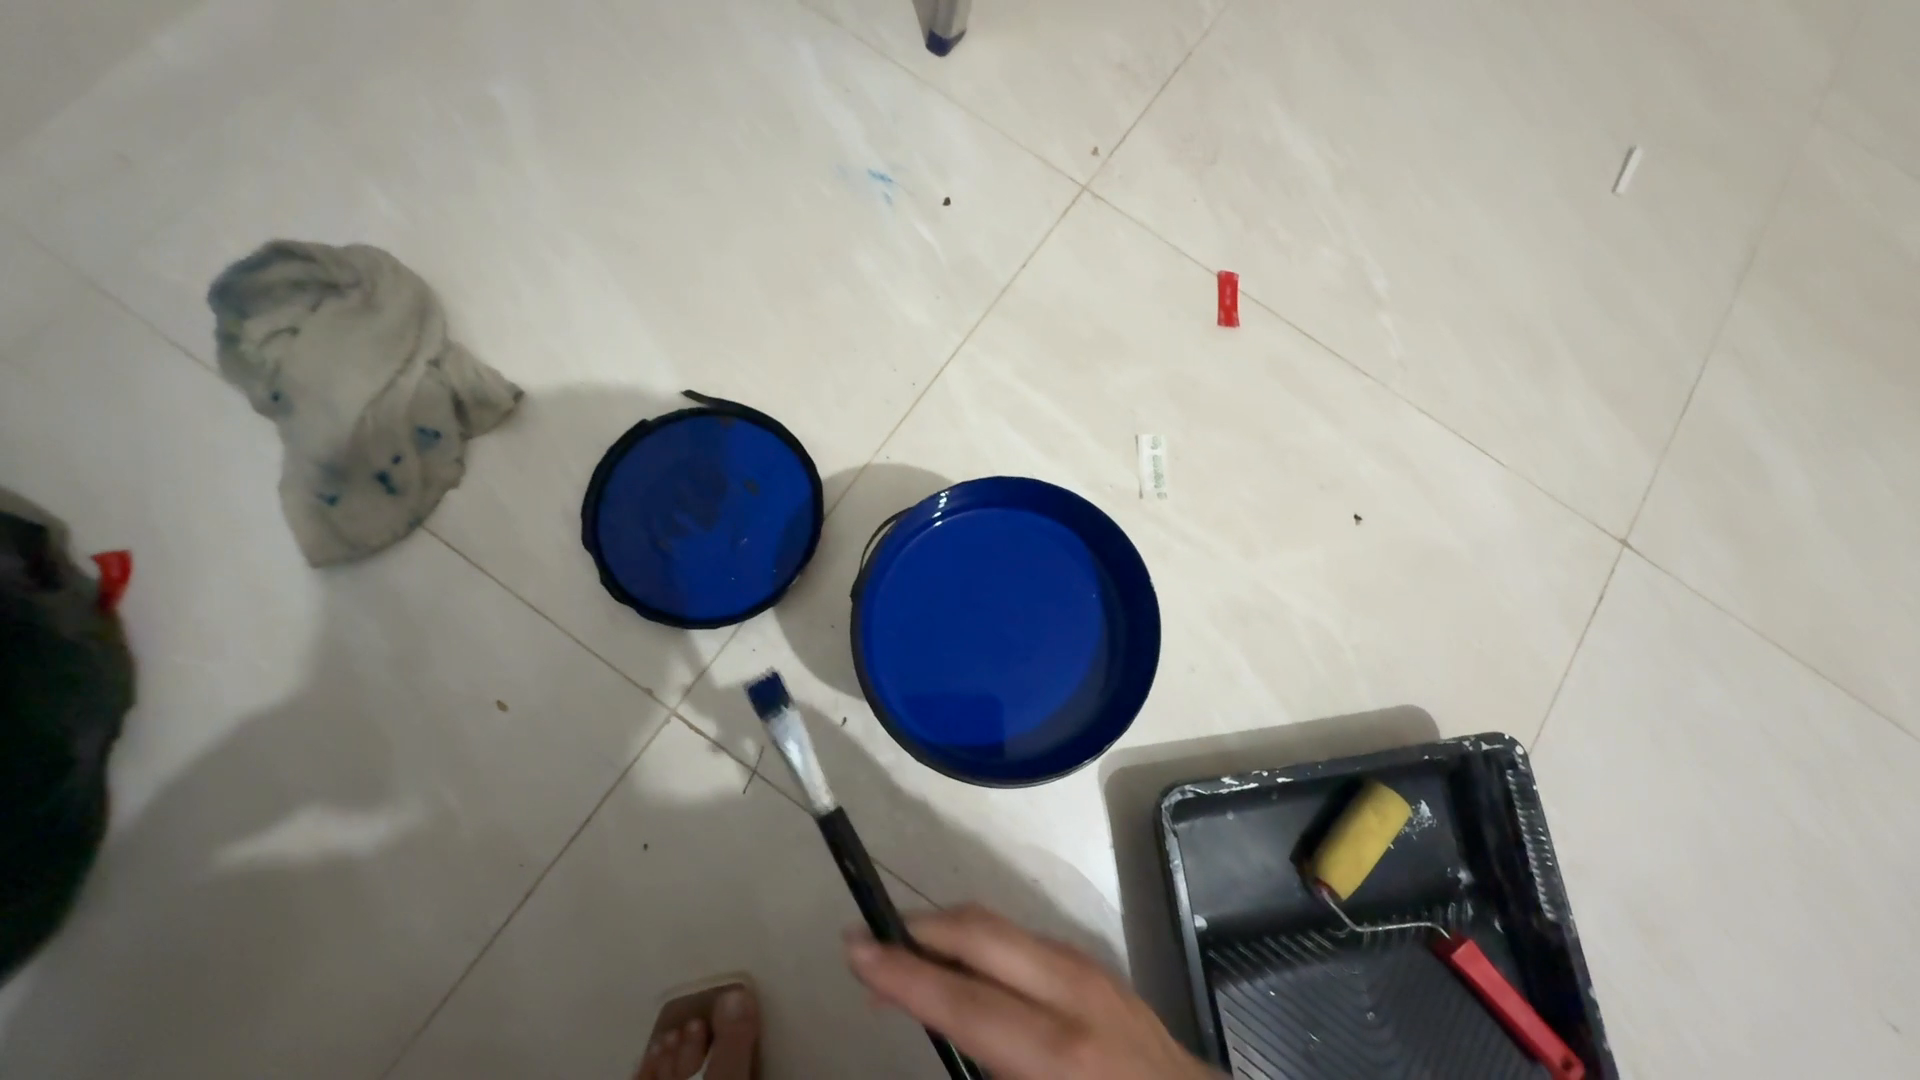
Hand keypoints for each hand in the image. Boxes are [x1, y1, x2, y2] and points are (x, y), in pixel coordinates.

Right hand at [845, 905, 1222, 1079]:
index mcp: (1059, 1050)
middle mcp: (1072, 994)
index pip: (961, 999)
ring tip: (905, 958)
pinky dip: (980, 943)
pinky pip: (1023, 939)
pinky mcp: (1096, 967)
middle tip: (870, 943)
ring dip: (946, 932)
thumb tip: (937, 1020)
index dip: (901, 973)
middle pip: (979, 933)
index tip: (853, 948)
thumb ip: (983, 1059)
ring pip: (1001, 926)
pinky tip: (963, 969)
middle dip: (918, 929)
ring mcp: (1089, 971)